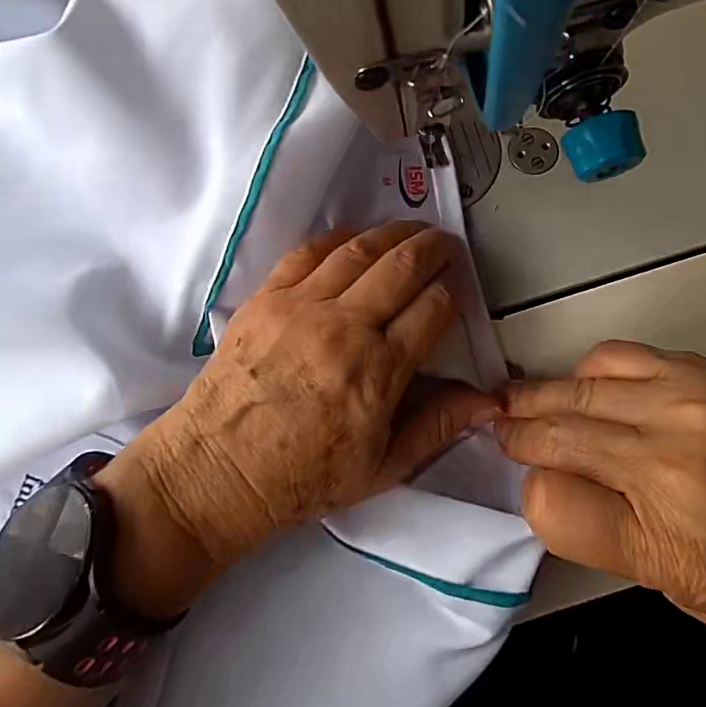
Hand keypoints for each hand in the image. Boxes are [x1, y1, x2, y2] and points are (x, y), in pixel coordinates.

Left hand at [97, 221, 498, 614]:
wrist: (220, 467)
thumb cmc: (300, 476)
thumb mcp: (381, 468)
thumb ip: (436, 426)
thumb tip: (485, 401)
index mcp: (379, 371)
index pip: (434, 308)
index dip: (454, 290)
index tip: (458, 287)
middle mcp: (343, 328)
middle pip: (402, 266)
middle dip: (433, 249)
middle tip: (445, 244)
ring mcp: (300, 308)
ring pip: (358, 250)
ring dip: (392, 233)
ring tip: (410, 230)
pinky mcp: (265, 300)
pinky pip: (306, 253)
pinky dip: (336, 238)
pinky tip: (353, 236)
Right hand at [495, 340, 705, 635]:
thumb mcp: (699, 601)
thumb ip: (616, 543)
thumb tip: (553, 488)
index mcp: (672, 542)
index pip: (547, 505)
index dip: (536, 500)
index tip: (547, 497)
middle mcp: (673, 467)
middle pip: (548, 436)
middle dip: (518, 440)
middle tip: (503, 437)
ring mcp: (686, 408)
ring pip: (567, 391)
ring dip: (535, 402)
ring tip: (520, 408)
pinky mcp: (700, 372)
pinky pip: (609, 358)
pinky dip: (584, 376)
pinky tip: (584, 391)